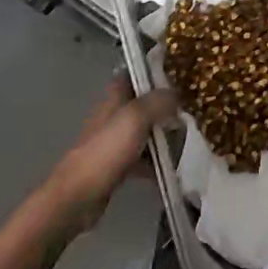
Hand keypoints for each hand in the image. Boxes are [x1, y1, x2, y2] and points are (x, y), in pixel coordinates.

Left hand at [39, 73, 177, 236]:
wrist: (79, 196)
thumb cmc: (106, 151)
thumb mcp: (135, 118)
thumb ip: (157, 102)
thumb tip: (177, 93)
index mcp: (114, 99)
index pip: (132, 75)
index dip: (151, 72)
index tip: (176, 74)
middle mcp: (113, 116)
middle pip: (142, 104)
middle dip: (164, 106)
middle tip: (189, 110)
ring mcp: (114, 142)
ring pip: (144, 132)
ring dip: (162, 134)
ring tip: (186, 138)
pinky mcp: (117, 166)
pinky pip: (142, 158)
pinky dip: (156, 161)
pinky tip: (172, 168)